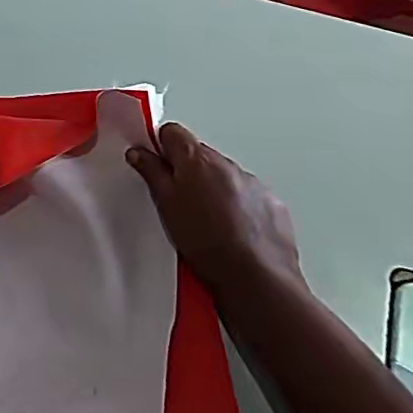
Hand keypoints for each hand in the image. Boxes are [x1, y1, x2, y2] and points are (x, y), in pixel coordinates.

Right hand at [126, 123, 301, 292]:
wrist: (257, 281)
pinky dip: (238, 206)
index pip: (172, 131)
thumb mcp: (166, 205)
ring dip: (213, 188)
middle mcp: (226, 164)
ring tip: (206, 221)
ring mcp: (252, 184)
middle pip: (198, 153)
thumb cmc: (208, 244)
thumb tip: (140, 153)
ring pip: (223, 174)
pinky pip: (248, 194)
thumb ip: (151, 171)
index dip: (161, 146)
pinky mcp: (273, 204)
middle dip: (187, 170)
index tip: (156, 164)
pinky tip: (231, 230)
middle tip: (178, 199)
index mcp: (196, 158)